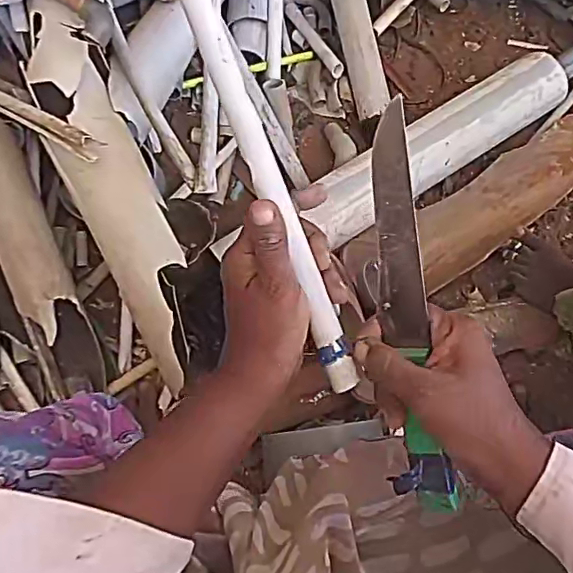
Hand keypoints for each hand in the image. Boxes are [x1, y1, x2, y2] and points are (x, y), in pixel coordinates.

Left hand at [215, 186, 349, 403]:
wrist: (266, 378)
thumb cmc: (265, 340)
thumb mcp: (277, 285)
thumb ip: (274, 245)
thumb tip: (264, 206)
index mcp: (245, 258)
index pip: (268, 215)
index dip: (292, 202)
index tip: (315, 194)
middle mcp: (256, 266)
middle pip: (294, 237)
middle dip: (316, 251)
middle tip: (320, 269)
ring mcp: (270, 281)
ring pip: (305, 259)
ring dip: (323, 274)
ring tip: (326, 294)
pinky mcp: (283, 296)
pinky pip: (308, 280)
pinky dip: (322, 289)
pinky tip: (327, 303)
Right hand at [355, 307, 551, 512]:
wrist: (503, 465)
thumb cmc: (476, 424)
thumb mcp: (424, 391)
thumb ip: (387, 365)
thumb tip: (362, 347)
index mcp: (455, 330)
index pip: (405, 315)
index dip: (380, 333)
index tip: (364, 354)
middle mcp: (450, 344)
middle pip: (397, 346)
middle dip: (387, 377)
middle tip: (390, 399)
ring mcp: (445, 368)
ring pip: (398, 370)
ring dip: (392, 396)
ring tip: (400, 418)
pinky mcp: (440, 390)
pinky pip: (408, 388)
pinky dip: (401, 405)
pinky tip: (404, 422)